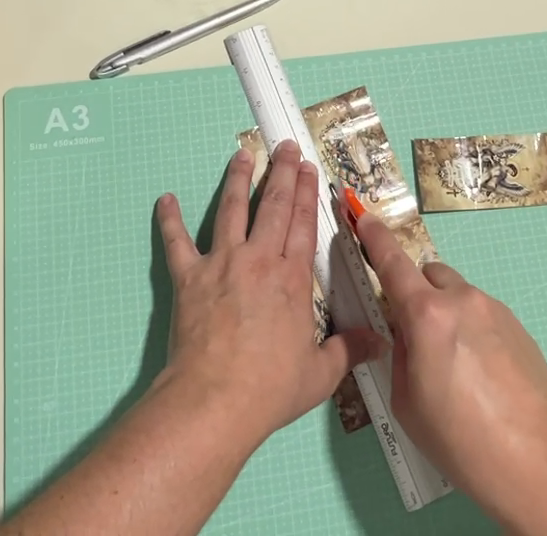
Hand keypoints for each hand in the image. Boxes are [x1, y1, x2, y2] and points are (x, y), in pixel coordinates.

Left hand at [151, 142, 383, 452]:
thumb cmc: (270, 388)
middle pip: (274, 207)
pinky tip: (166, 200)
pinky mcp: (189, 277)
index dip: (308, 194)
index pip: (304, 225)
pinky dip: (170, 220)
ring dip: (238, 180)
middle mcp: (259, 260)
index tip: (310, 168)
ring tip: (242, 155)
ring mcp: (221, 264)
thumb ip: (349, 349)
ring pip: (231, 211)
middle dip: (282, 173)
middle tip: (286, 147)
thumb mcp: (321, 373)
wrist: (215, 399)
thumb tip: (380, 341)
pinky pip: (176, 243)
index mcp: (292, 279)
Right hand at [353, 209, 546, 522]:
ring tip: (455, 368)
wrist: (535, 461)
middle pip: (429, 275)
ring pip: (458, 296)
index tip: (363, 215)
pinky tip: (481, 377)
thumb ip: (399, 354)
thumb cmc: (458, 438)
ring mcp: (495, 310)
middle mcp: (462, 300)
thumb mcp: (405, 400)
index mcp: (426, 315)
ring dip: (446, 315)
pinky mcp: (518, 327)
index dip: (373, 237)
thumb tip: (407, 337)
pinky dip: (472, 332)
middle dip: (416, 294)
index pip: (392, 263)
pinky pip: (482, 316)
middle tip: (416, 337)